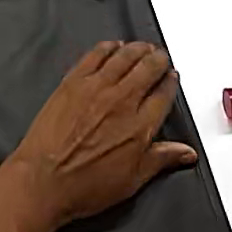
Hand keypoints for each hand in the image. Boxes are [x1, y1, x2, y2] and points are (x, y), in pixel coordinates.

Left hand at [0, 42, 195, 231]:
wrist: (44, 179)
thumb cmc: (86, 186)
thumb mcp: (131, 181)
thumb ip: (161, 159)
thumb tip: (187, 152)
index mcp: (139, 126)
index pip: (163, 94)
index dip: (170, 83)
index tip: (172, 77)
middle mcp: (122, 100)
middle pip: (147, 68)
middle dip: (158, 60)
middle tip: (160, 56)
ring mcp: (97, 86)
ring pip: (124, 56)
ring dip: (137, 48)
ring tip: (143, 47)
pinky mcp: (74, 80)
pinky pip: (96, 55)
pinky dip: (108, 47)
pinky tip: (113, 46)